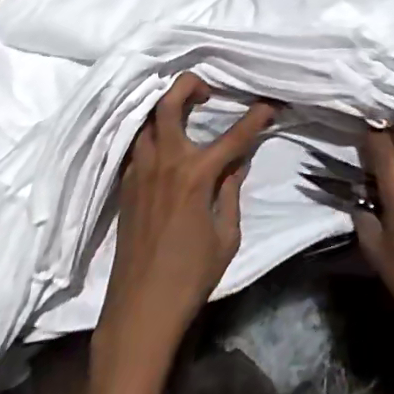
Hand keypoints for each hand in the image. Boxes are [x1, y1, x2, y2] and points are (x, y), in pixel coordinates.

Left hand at [84, 74, 274, 393]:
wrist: (140, 307)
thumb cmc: (191, 275)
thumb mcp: (226, 236)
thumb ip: (230, 191)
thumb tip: (236, 163)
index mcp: (195, 175)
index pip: (233, 137)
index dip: (255, 118)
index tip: (269, 105)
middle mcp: (165, 162)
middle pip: (168, 105)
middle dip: (188, 86)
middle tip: (206, 90)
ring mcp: (139, 171)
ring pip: (146, 121)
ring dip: (165, 107)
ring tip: (184, 111)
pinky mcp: (124, 185)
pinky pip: (136, 145)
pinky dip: (151, 134)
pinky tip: (164, 144)